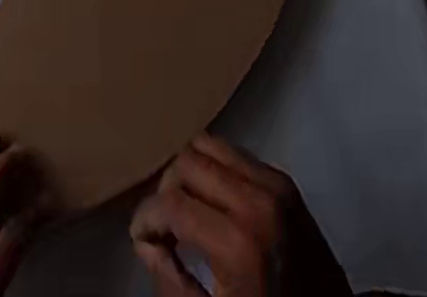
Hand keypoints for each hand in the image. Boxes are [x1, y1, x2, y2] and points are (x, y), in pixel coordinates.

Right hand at [129, 135, 352, 296]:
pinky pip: (231, 151)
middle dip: (164, 191)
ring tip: (186, 207)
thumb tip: (147, 244)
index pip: (170, 203)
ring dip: (187, 172)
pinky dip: (211, 167)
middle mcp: (256, 201)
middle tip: (164, 225)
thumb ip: (171, 282)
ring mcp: (273, 184)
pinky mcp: (283, 179)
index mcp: (238, 242)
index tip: (142, 238)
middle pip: (184, 163)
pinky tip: (211, 200)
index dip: (146, 219)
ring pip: (205, 144)